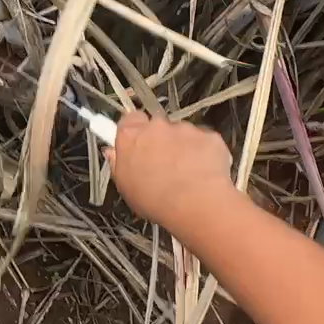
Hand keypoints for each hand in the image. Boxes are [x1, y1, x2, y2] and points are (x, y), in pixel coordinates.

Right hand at [103, 114, 240, 230]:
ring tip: (187, 172)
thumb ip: (117, 163)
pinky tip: (205, 172)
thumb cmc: (154, 199)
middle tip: (163, 163)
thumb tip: (113, 151)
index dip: (135, 130)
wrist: (196, 203)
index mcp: (130, 136)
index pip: (130, 119)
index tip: (137, 144)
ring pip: (182, 133)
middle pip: (157, 126)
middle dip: (160, 139)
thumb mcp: (125, 186)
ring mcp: (185, 129)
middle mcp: (156, 126)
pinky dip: (205, 152)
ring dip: (183, 147)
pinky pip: (205, 141)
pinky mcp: (210, 136)